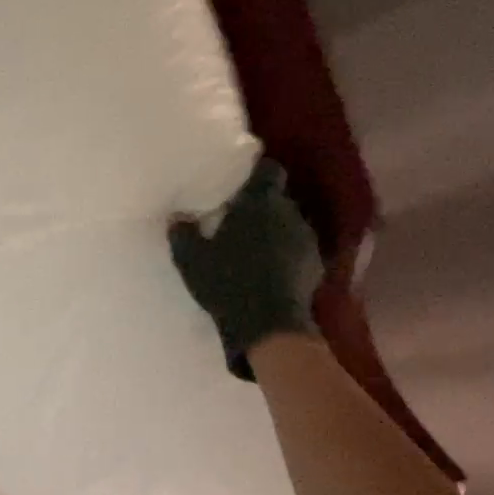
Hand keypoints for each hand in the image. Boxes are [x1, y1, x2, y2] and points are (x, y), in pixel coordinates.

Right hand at [169, 157, 323, 378]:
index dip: (257, 170)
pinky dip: (283, 249)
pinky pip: (297, 246)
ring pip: (289, 221)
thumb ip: (183, 234)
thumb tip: (177, 217)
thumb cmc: (226, 283)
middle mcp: (289, 214)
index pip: (268, 171)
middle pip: (278, 196)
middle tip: (238, 213)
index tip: (242, 176)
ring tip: (252, 241)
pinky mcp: (316, 263)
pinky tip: (268, 264)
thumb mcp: (191, 260)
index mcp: (259, 205)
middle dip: (261, 201)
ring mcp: (306, 239)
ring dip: (273, 226)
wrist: (268, 324)